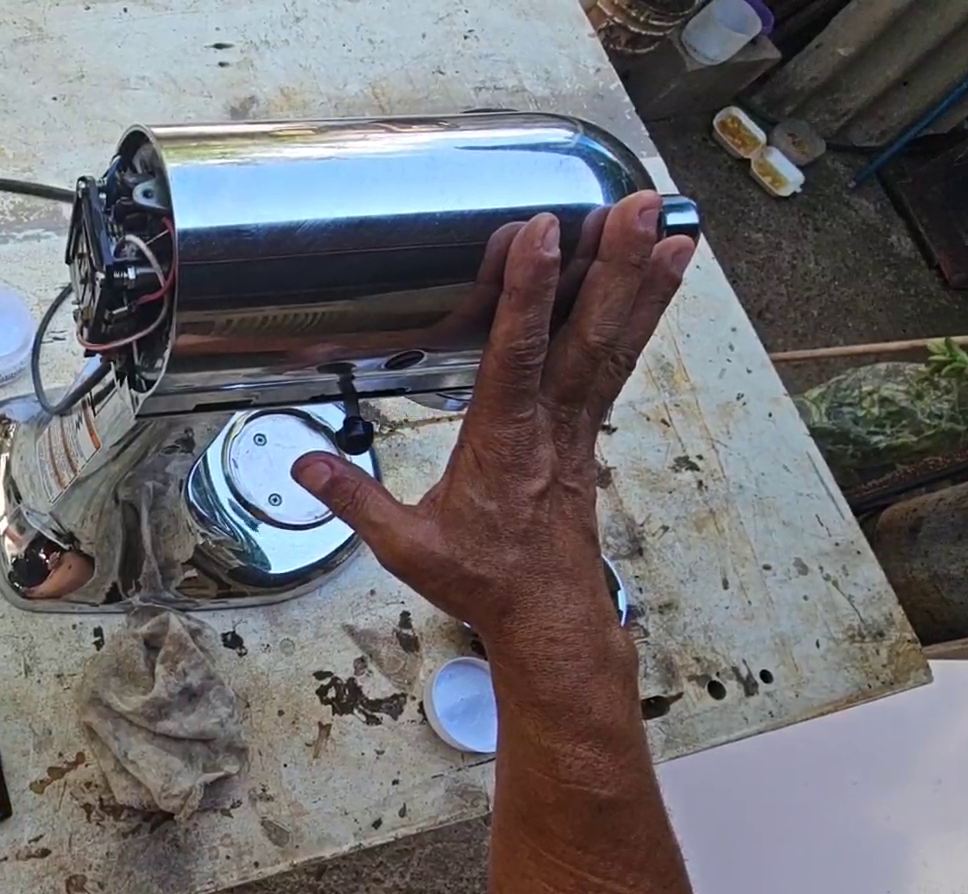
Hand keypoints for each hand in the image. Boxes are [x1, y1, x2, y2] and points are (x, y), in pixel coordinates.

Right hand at [292, 192, 695, 648]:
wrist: (546, 613)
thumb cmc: (480, 578)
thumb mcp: (403, 546)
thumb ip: (354, 499)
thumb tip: (303, 465)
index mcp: (503, 447)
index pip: (517, 359)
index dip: (526, 295)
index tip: (536, 237)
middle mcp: (551, 430)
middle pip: (586, 340)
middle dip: (609, 270)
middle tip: (632, 207)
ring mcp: (577, 431)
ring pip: (614, 348)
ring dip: (637, 285)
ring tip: (664, 225)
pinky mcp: (585, 437)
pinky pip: (617, 367)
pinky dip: (639, 321)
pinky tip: (653, 287)